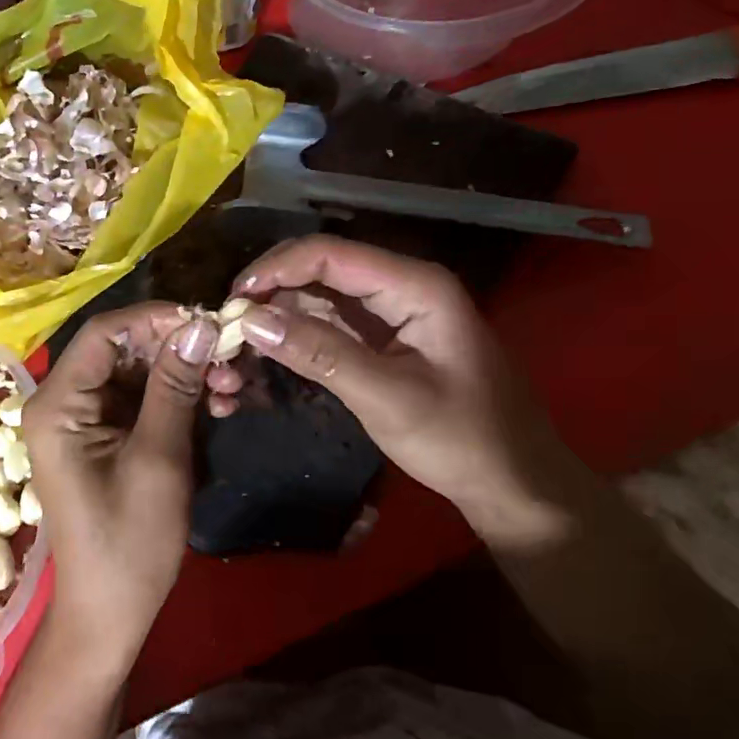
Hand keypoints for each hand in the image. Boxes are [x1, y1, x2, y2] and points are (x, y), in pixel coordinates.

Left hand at [23, 303, 215, 660]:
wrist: (111, 612)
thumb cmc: (129, 541)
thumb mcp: (159, 458)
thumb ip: (175, 386)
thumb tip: (200, 325)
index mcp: (58, 404)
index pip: (105, 333)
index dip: (157, 320)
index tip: (209, 324)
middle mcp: (63, 401)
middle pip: (124, 350)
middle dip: (179, 350)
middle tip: (230, 363)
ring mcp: (85, 419)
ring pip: (140, 372)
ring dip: (186, 375)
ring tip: (231, 391)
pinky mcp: (106, 435)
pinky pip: (144, 399)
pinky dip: (179, 400)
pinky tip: (217, 408)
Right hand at [222, 236, 567, 538]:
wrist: (513, 483)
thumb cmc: (462, 439)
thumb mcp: (387, 398)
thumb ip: (319, 354)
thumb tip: (250, 321)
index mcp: (414, 286)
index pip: (330, 254)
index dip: (276, 269)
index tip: (232, 299)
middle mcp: (400, 288)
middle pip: (320, 271)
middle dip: (271, 292)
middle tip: (226, 325)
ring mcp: (390, 314)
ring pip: (320, 298)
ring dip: (278, 316)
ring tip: (237, 343)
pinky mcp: (382, 341)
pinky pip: (329, 326)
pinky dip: (295, 337)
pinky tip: (265, 353)